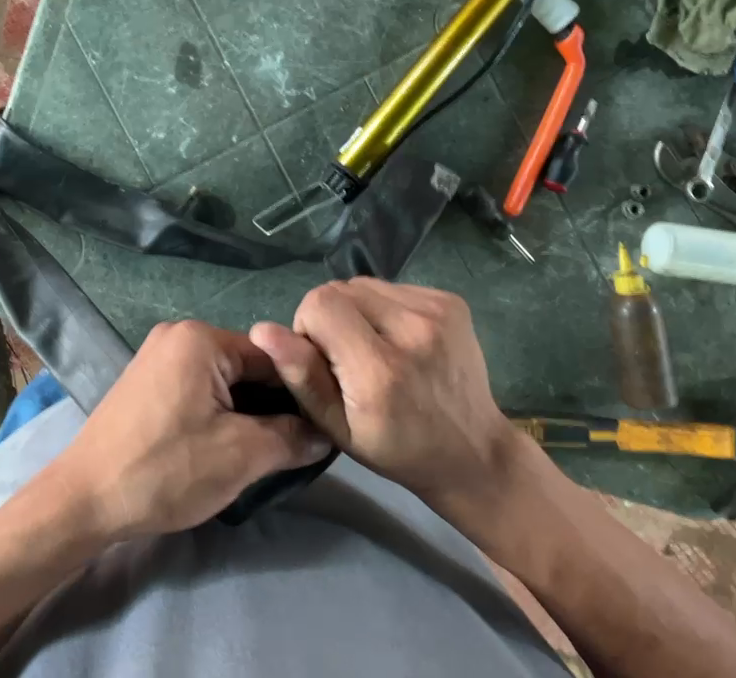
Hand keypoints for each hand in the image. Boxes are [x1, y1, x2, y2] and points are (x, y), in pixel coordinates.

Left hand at [41, 320, 331, 540]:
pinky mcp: (145, 382)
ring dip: (245, 413)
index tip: (319, 429)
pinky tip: (223, 446)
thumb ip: (293, 437)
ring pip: (224, 381)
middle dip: (271, 405)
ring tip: (260, 452)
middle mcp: (178, 335)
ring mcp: (157, 357)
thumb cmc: (166, 469)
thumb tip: (326, 433)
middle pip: (248, 366)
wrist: (84, 500)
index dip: (301, 393)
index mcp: (202, 337)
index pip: (274, 356)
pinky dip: (217, 414)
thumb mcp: (242, 455)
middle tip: (291, 447)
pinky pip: (198, 388)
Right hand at [249, 278, 513, 511]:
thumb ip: (301, 376)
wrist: (472, 451)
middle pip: (339, 289)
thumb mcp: (337, 428)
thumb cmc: (396, 448)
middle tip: (348, 359)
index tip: (324, 362)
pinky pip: (393, 286)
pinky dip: (385, 308)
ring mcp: (437, 311)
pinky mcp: (452, 301)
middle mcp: (412, 330)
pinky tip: (398, 340)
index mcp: (380, 368)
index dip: (309, 329)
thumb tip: (263, 331)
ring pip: (364, 284)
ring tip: (374, 348)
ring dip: (357, 310)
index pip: (318, 304)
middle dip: (331, 318)